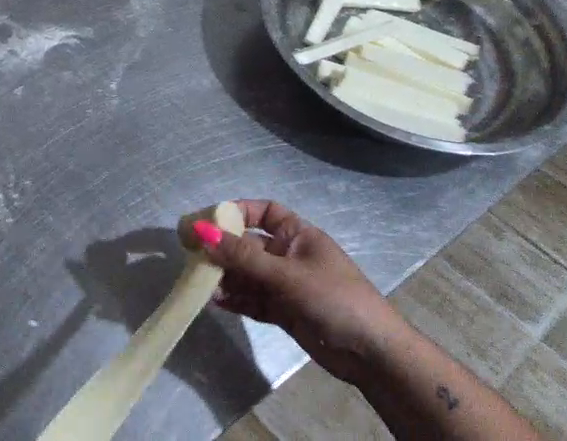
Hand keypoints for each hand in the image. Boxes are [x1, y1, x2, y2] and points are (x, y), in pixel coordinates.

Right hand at [192, 199, 412, 384]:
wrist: (373, 355)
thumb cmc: (335, 299)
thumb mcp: (286, 274)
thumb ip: (243, 256)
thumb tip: (201, 232)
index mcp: (298, 236)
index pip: (264, 211)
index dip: (238, 211)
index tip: (210, 218)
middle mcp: (290, 256)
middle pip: (248, 245)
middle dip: (223, 249)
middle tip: (193, 255)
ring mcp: (286, 285)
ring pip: (247, 274)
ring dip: (226, 277)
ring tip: (204, 284)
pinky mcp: (284, 311)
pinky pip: (253, 299)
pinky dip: (236, 299)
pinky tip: (217, 301)